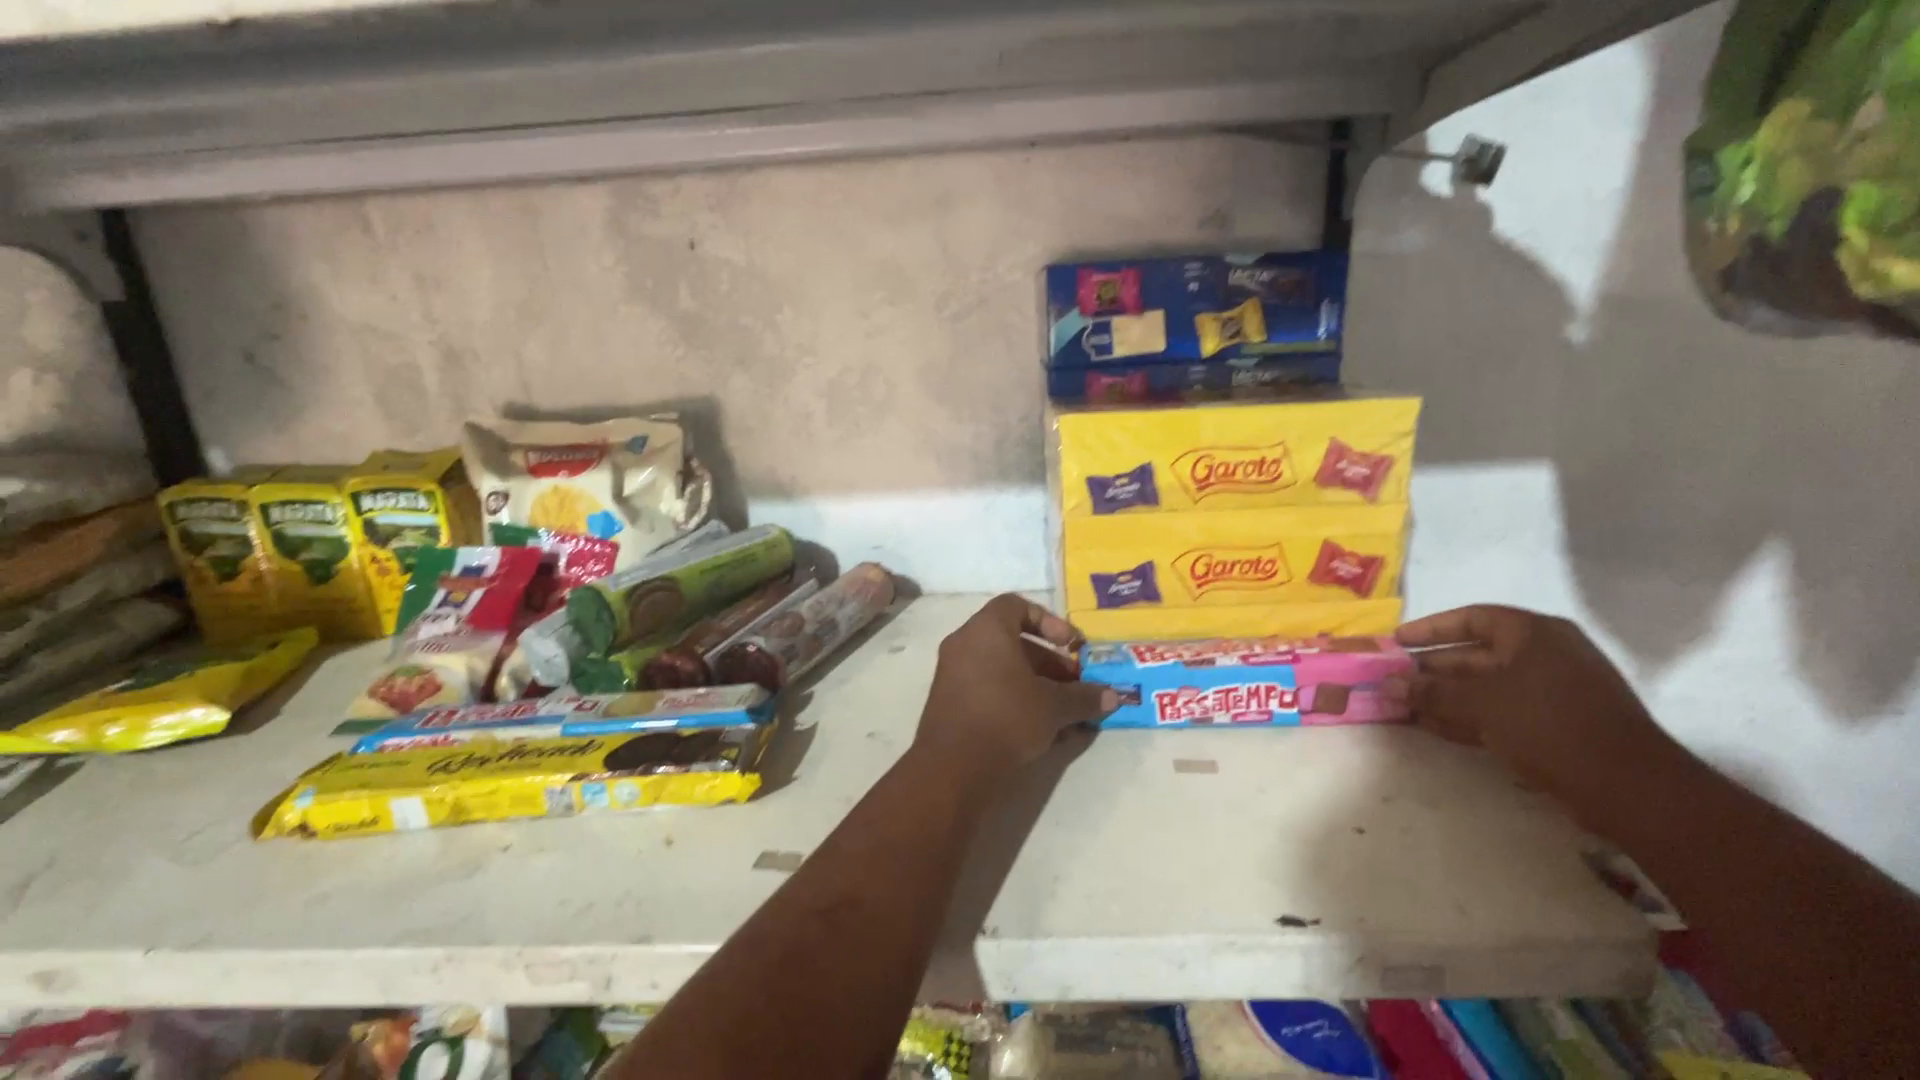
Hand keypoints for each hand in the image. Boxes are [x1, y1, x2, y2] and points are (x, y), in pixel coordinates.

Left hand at [914, 594, 1118, 781]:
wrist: (953, 768)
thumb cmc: (1006, 718)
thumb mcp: (1053, 706)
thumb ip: (1084, 697)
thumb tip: (1113, 696)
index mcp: (986, 630)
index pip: (1016, 605)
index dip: (1048, 620)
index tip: (1069, 645)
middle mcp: (965, 645)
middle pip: (1013, 642)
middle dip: (1049, 663)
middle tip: (1076, 685)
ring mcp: (954, 676)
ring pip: (1003, 670)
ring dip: (1037, 686)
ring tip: (1068, 712)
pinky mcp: (952, 705)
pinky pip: (990, 692)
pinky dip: (1017, 702)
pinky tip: (1047, 731)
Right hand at [1396, 605, 1690, 833]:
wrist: (1627, 785)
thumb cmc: (1550, 724)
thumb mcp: (1481, 704)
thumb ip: (1431, 692)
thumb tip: (1386, 684)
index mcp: (1533, 634)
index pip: (1472, 618)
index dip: (1430, 629)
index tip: (1395, 642)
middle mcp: (1544, 654)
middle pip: (1475, 654)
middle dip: (1431, 669)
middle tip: (1390, 679)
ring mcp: (1552, 691)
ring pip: (1485, 687)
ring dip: (1444, 696)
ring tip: (1402, 706)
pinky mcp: (1555, 724)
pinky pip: (1500, 711)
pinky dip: (1467, 716)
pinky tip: (1433, 727)